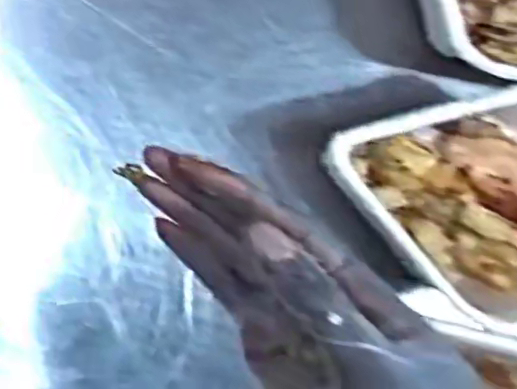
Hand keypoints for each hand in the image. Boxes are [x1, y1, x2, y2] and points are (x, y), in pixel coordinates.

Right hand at [126, 146, 480, 388]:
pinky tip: (163, 226)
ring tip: (143, 182)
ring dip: (184, 212)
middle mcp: (319, 292)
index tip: (189, 166)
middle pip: (252, 231)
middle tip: (151, 156)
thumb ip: (316, 296)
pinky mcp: (261, 332)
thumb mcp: (373, 360)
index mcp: (361, 293)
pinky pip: (222, 284)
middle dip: (200, 191)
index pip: (290, 228)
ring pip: (228, 251)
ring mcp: (288, 312)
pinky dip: (191, 253)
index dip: (237, 193)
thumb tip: (259, 231)